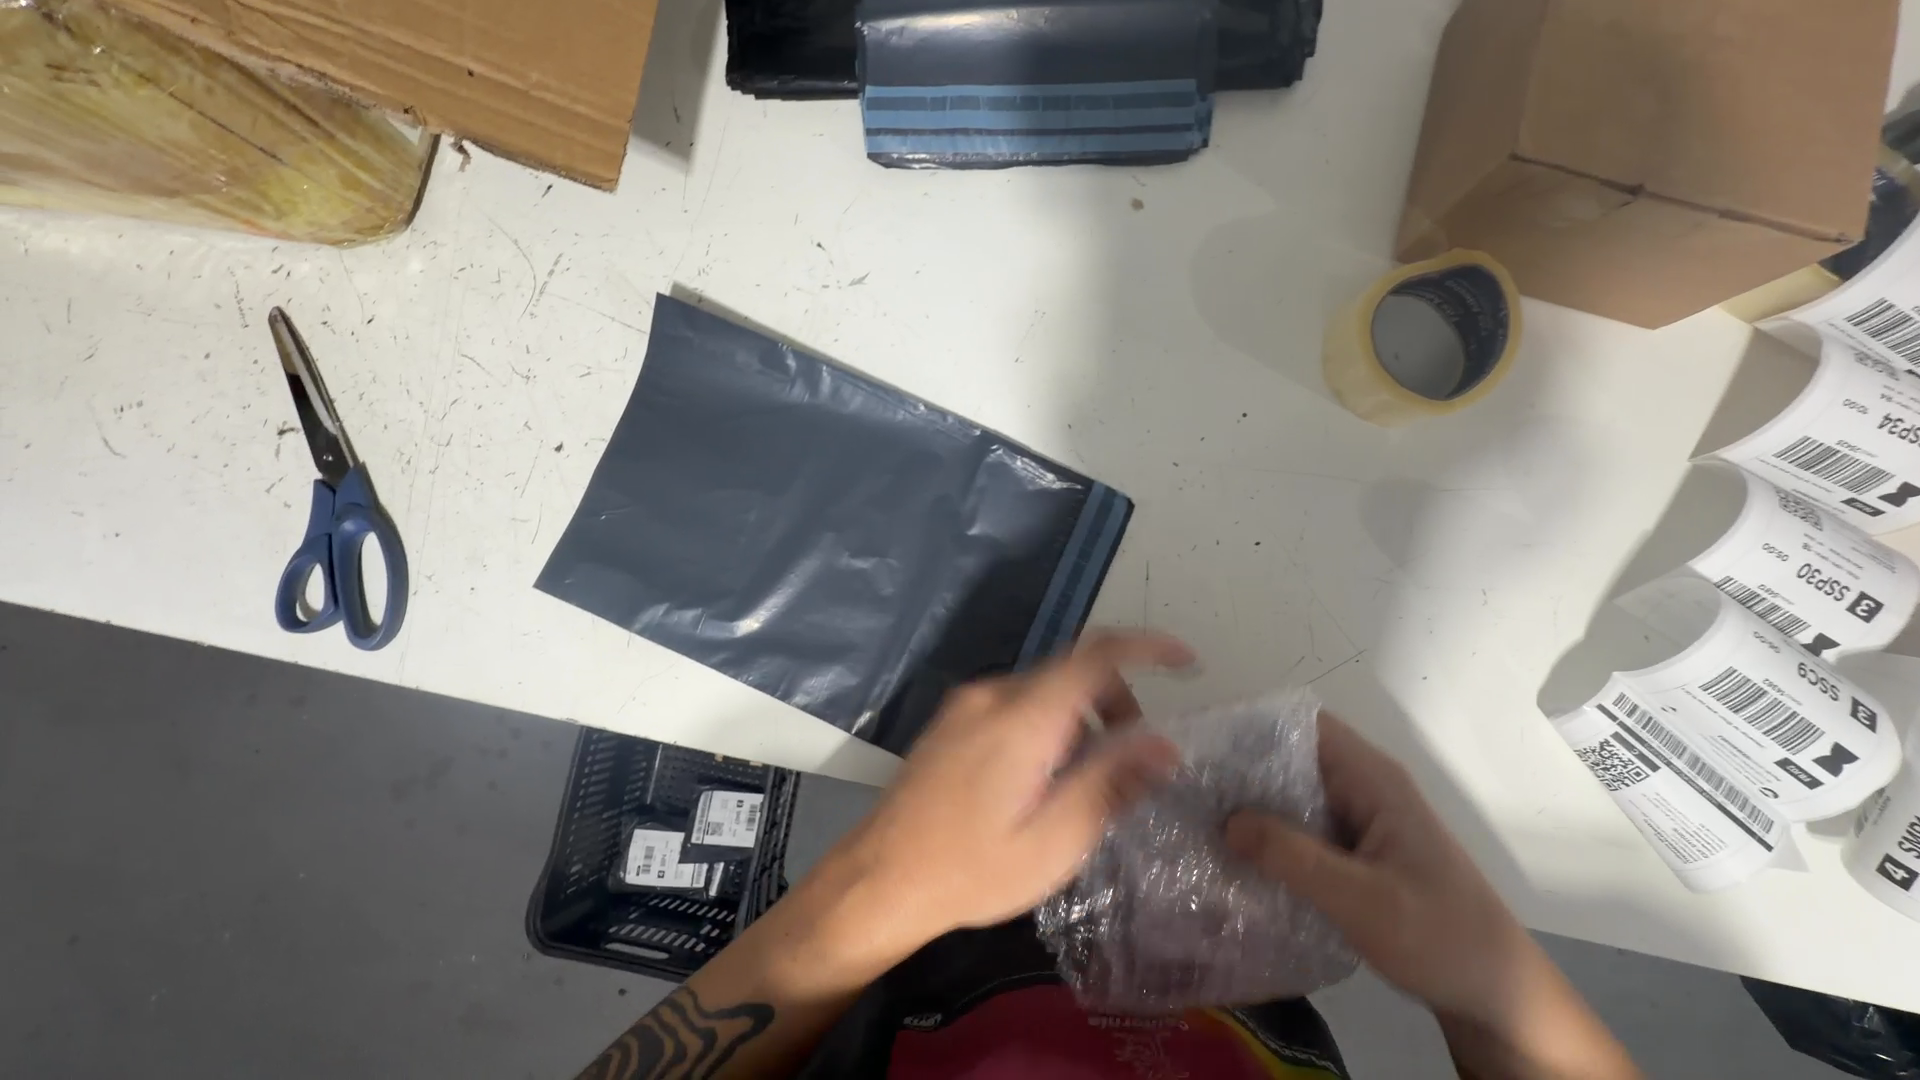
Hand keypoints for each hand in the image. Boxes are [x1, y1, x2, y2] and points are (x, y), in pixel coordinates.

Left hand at [819, 630, 1192, 956]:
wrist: (879, 879)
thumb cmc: (971, 869)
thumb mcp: (1054, 840)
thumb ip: (1111, 784)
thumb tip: (1165, 746)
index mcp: (1022, 717)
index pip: (1095, 654)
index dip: (1147, 649)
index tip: (1187, 663)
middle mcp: (992, 694)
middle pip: (1072, 670)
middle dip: (1116, 702)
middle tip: (1130, 760)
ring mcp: (966, 704)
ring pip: (1044, 688)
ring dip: (1081, 718)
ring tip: (1082, 782)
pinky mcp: (951, 720)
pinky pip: (1016, 702)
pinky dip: (1049, 723)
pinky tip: (1041, 778)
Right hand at [1223, 715, 1533, 1026]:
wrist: (1497, 997)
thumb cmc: (1440, 938)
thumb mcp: (1363, 901)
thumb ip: (1293, 857)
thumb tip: (1225, 819)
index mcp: (1372, 779)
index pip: (1303, 724)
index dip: (1251, 724)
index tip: (1200, 742)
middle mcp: (1363, 787)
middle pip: (1289, 755)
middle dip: (1238, 765)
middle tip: (1184, 784)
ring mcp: (1359, 819)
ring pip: (1291, 793)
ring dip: (1249, 802)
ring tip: (1194, 814)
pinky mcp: (1353, 851)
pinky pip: (1299, 826)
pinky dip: (1266, 833)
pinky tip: (1231, 852)